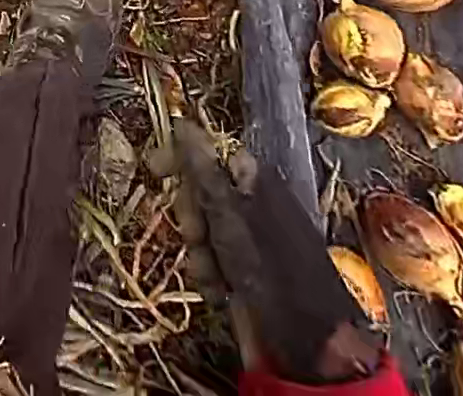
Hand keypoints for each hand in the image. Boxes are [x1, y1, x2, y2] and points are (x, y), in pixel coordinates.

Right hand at [165, 120, 382, 384]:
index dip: (178, 159)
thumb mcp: (227, 212)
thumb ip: (200, 167)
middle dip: (191, 217)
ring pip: (200, 228)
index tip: (154, 169)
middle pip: (198, 191)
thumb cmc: (268, 265)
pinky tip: (221, 291)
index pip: (205, 151)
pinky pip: (210, 257)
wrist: (308, 342)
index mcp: (251, 177)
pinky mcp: (244, 268)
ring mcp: (247, 236)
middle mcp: (249, 200)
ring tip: (215, 273)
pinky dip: (210, 274)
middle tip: (197, 236)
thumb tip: (181, 121)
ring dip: (199, 252)